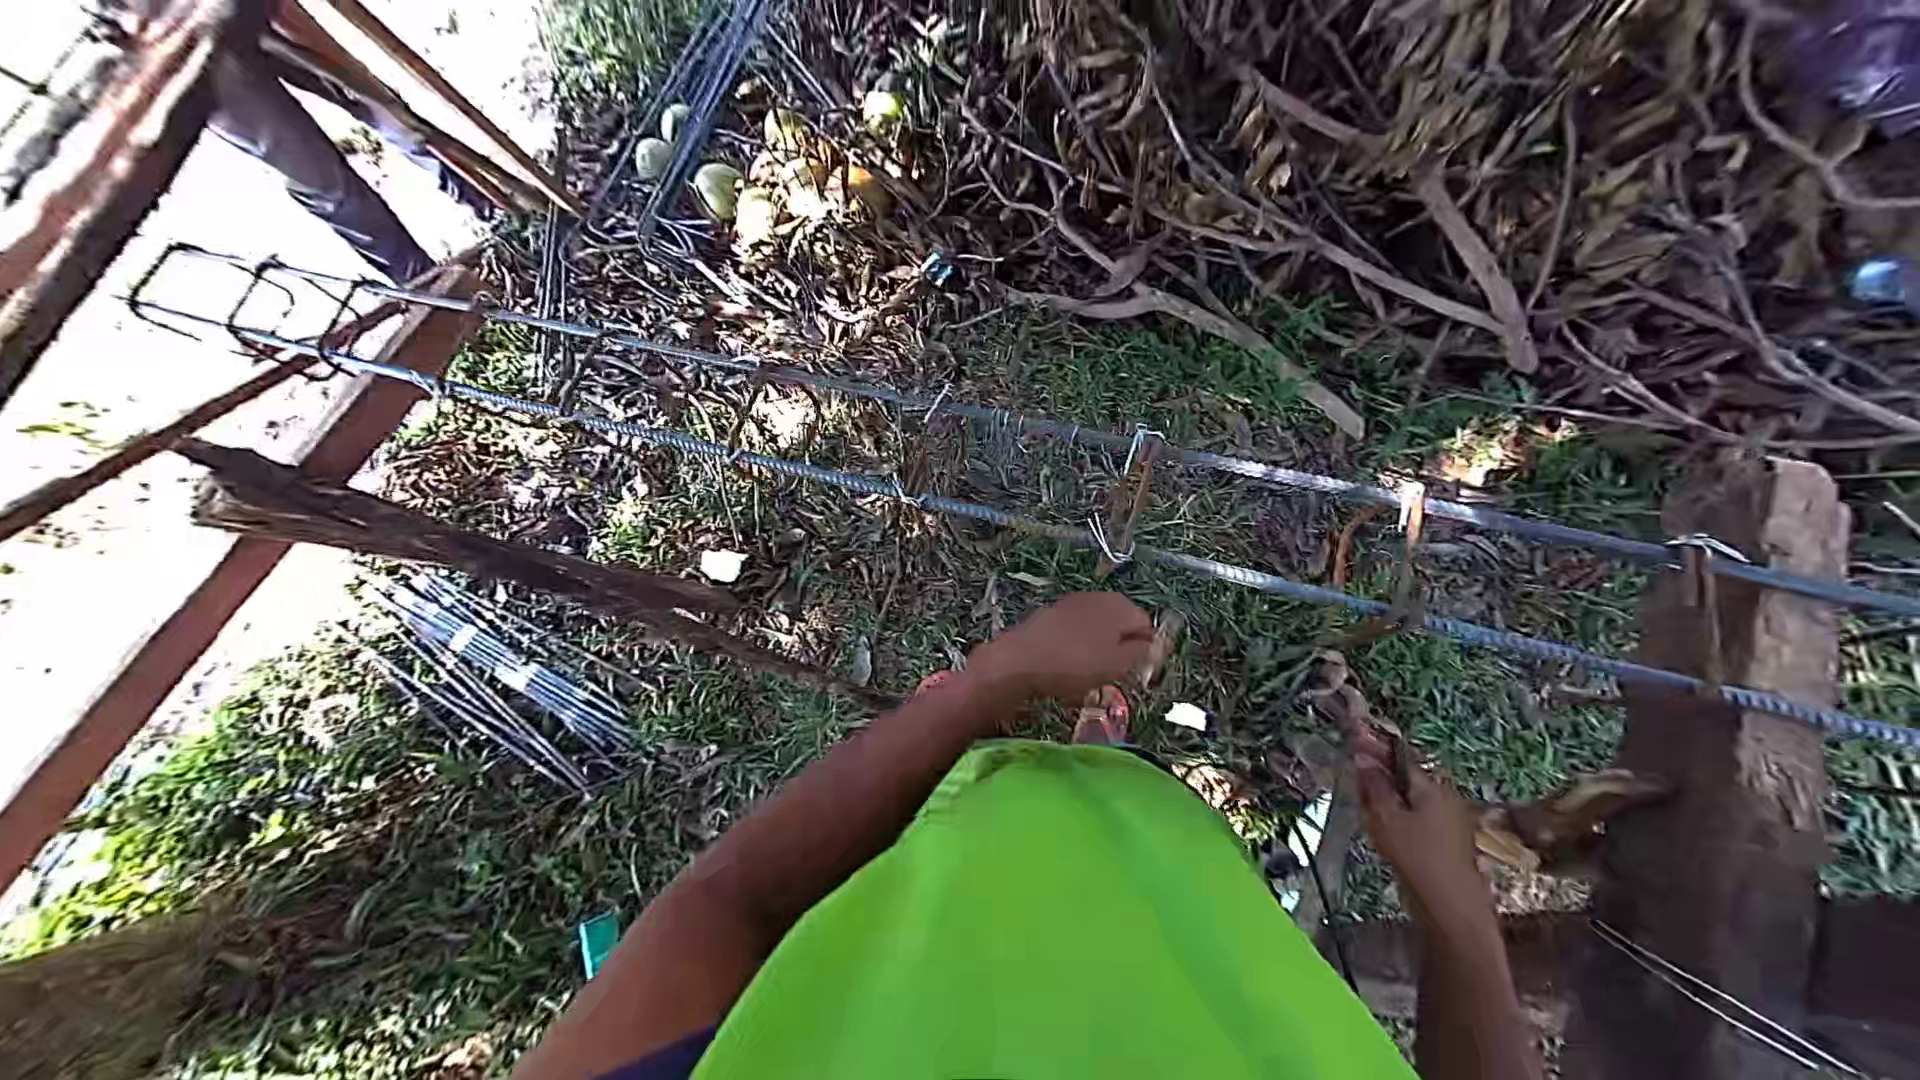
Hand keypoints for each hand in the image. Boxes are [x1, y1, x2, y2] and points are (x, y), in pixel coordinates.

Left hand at [967, 593, 1153, 703]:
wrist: (1017, 661)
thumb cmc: (1073, 665)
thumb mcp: (1117, 665)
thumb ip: (1142, 653)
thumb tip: (1157, 646)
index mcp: (1118, 605)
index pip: (1146, 625)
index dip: (1146, 651)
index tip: (1138, 674)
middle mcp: (1096, 597)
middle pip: (1121, 624)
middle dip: (1122, 648)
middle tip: (1114, 675)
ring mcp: (1070, 604)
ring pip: (1097, 628)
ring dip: (1100, 648)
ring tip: (1090, 674)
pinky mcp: (1050, 615)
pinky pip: (1074, 632)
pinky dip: (1077, 647)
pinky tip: (1067, 665)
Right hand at [1347, 728, 1491, 932]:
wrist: (1452, 906)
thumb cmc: (1416, 855)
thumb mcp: (1385, 816)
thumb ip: (1373, 784)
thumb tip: (1362, 755)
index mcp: (1432, 785)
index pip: (1398, 754)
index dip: (1374, 744)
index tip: (1351, 737)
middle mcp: (1445, 795)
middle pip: (1405, 774)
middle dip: (1379, 770)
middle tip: (1353, 776)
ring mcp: (1450, 818)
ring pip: (1410, 794)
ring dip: (1387, 792)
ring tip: (1365, 803)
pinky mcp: (1448, 838)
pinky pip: (1417, 813)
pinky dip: (1398, 811)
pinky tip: (1383, 825)